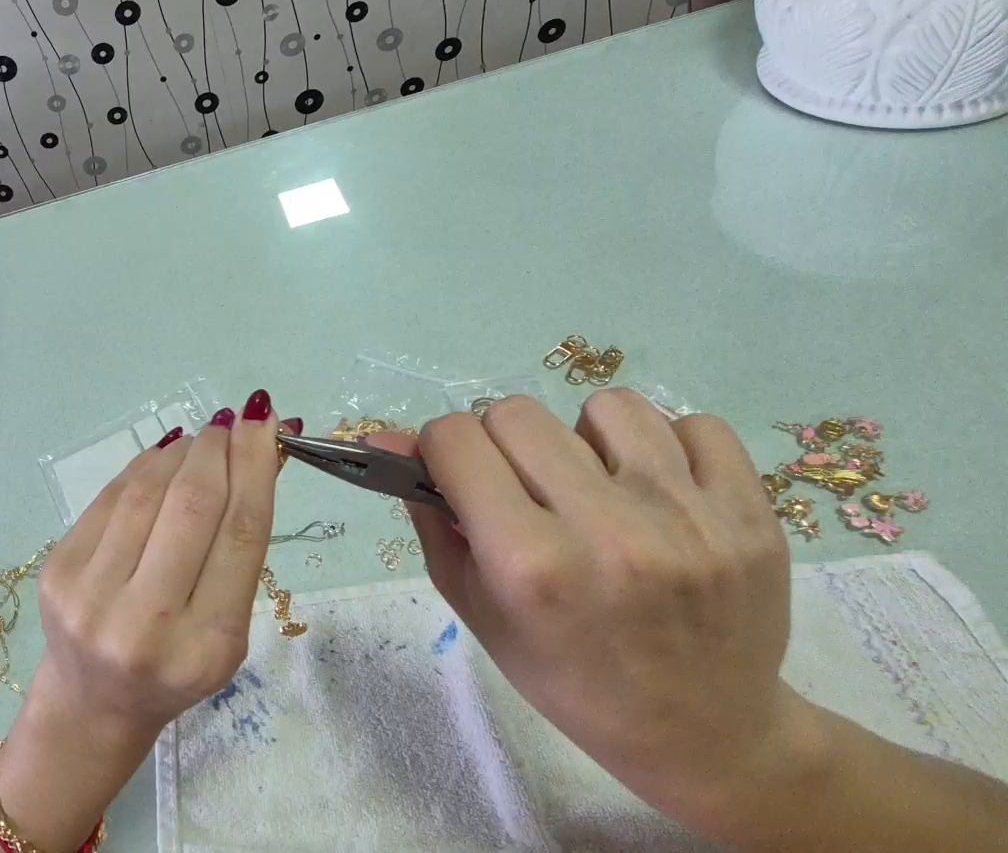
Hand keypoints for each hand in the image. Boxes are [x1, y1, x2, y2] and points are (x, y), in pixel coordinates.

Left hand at [0, 390, 293, 851]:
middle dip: (218, 450)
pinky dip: (142, 468)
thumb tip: (252, 454)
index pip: (240, 534)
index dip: (256, 467)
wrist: (93, 702)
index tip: (266, 422)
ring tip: (202, 439)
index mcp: (206, 646)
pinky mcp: (57, 571)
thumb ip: (236, 552)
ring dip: (181, 452)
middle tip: (234, 421)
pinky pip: (109, 498)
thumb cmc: (176, 668)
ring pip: (146, 492)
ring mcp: (91, 594)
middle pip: (192, 505)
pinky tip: (163, 456)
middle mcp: (145, 622)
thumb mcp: (226, 632)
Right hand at [405, 390, 801, 835]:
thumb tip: (388, 437)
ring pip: (606, 406)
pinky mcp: (751, 515)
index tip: (455, 473)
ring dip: (584, 436)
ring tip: (596, 483)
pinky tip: (658, 490)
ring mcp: (688, 519)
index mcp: (528, 562)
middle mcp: (606, 531)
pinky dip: (667, 447)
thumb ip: (429, 514)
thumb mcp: (474, 604)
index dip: (442, 448)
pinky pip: (695, 424)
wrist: (703, 733)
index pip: (454, 438)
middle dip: (501, 441)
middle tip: (520, 485)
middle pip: (517, 412)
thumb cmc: (564, 673)